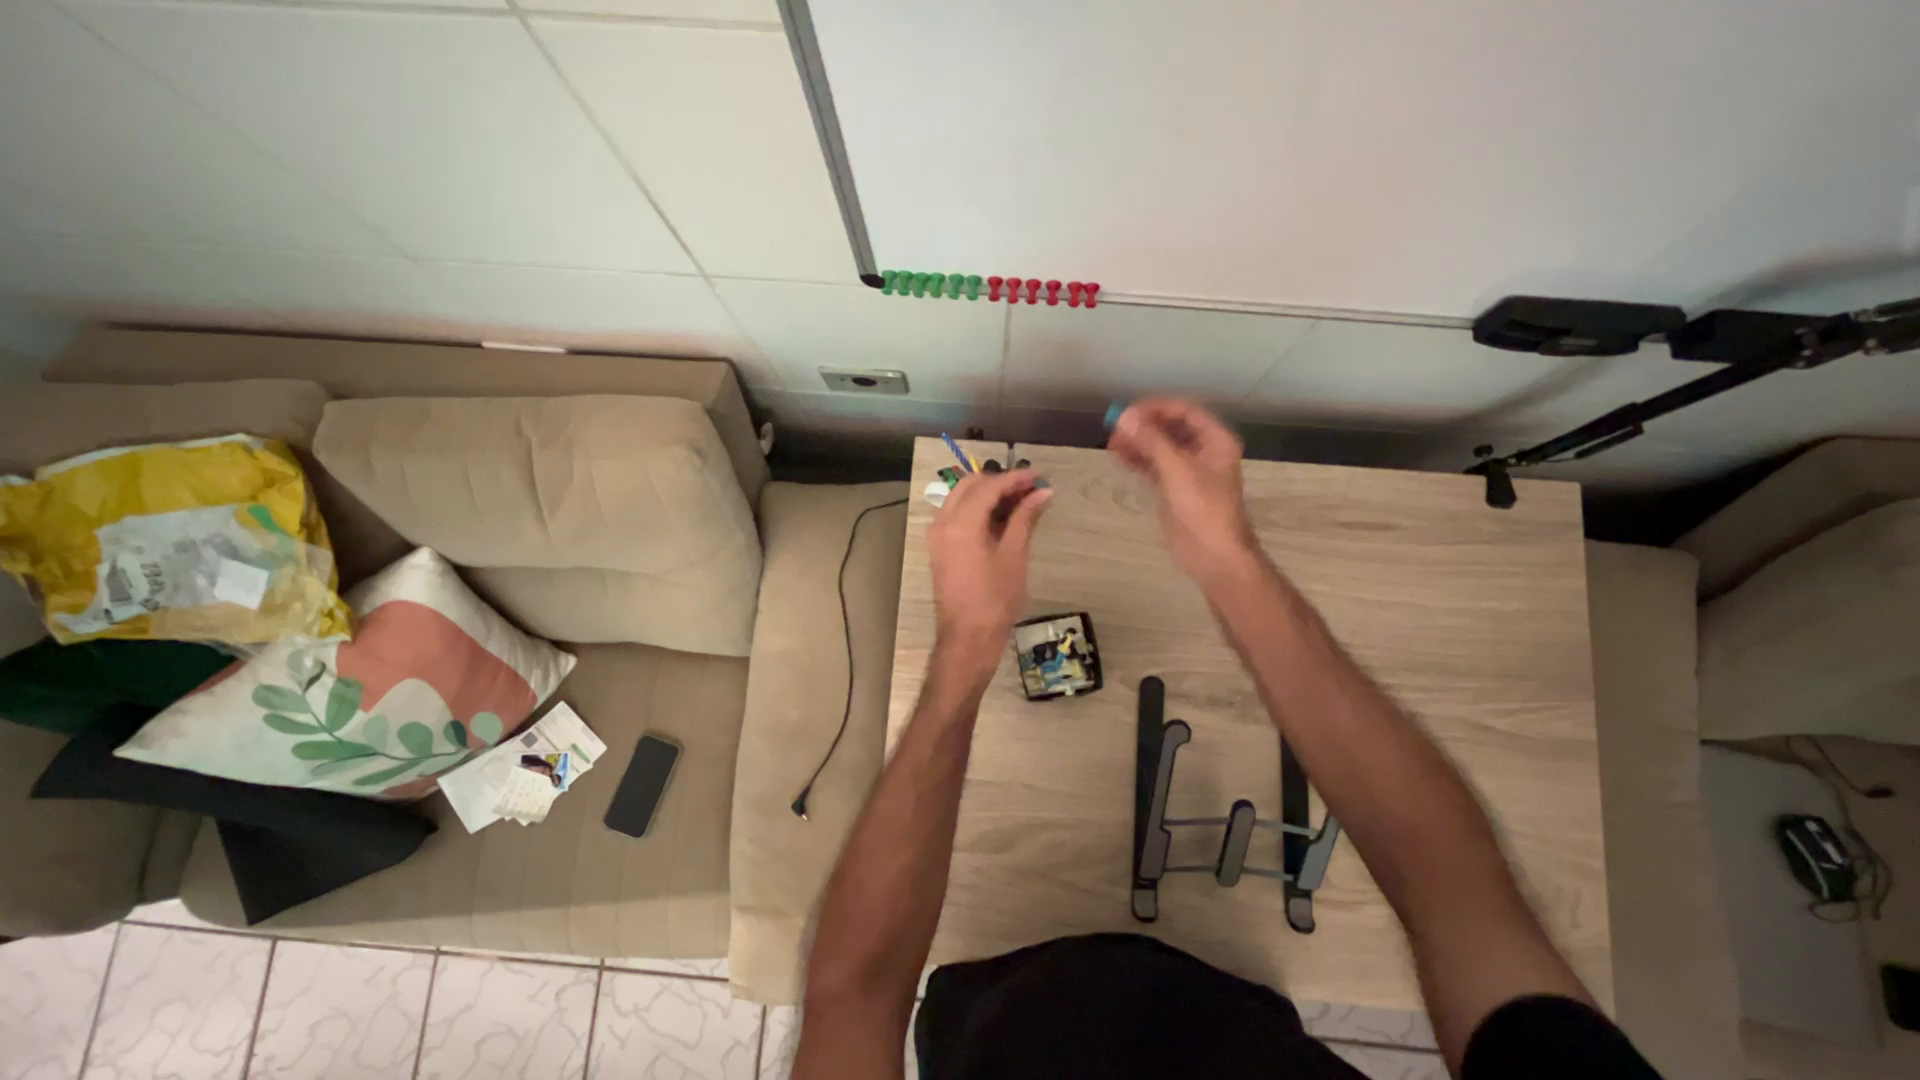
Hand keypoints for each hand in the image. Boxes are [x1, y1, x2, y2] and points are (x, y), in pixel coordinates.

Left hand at [927, 469, 1052, 673]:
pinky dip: (978, 509)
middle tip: (1029, 488)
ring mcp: (937, 535)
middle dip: (999, 482)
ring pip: (961, 498)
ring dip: (988, 494)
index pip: (989, 486)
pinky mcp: (939, 547)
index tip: (1039, 476)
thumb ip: (1025, 518)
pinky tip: (1002, 518)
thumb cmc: (995, 599)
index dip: (1015, 478)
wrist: (968, 637)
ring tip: (1020, 501)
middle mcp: (942, 522)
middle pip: (970, 486)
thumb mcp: (1015, 556)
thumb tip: (1042, 492)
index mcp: (960, 524)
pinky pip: (957, 515)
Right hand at [1108, 398, 1259, 585]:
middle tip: (1116, 430)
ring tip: (1113, 444)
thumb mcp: (1176, 469)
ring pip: (1160, 447)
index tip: (1127, 413)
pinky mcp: (1174, 489)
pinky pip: (1154, 466)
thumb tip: (1124, 418)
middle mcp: (1204, 451)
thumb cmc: (1202, 508)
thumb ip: (1150, 440)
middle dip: (1144, 426)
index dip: (1155, 408)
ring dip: (1138, 443)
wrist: (1212, 554)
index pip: (1183, 410)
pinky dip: (1138, 460)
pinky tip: (1120, 458)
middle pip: (1170, 427)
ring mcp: (1189, 471)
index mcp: (1215, 440)